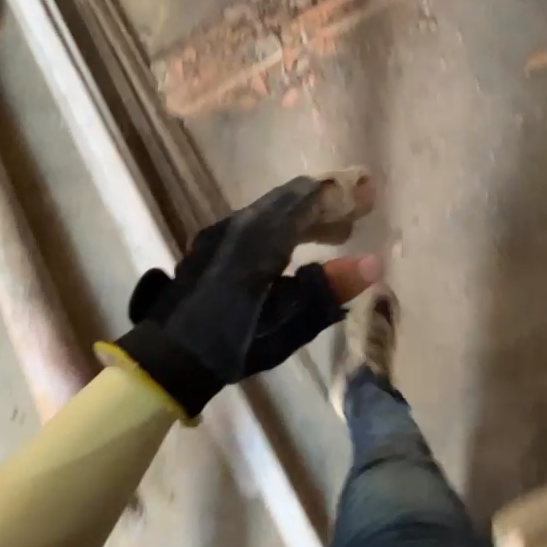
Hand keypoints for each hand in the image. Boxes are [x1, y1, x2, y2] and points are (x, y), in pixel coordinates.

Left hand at [108, 173, 381, 419]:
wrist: (171, 354)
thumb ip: (331, 288)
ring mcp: (221, 233)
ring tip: (338, 232)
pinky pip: (257, 223)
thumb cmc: (237, 341)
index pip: (307, 199)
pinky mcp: (212, 247)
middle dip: (327, 201)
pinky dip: (286, 226)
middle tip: (360, 209)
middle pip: (289, 200)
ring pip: (272, 211)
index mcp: (261, 237)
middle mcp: (240, 224)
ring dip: (307, 216)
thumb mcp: (291, 321)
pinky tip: (297, 247)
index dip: (341, 193)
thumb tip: (374, 263)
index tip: (370, 192)